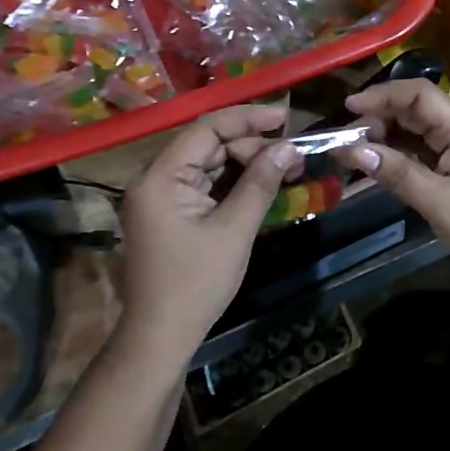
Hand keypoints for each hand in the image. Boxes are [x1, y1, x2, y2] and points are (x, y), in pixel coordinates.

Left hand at [121, 105, 299, 350]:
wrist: (162, 334)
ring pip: (210, 164)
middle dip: (251, 145)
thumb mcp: (234, 229)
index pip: (206, 129)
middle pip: (208, 145)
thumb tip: (289, 148)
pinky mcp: (172, 214)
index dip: (248, 119)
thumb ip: (260, 183)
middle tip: (293, 155)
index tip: (286, 116)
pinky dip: (235, 183)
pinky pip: (207, 186)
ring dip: (247, 163)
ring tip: (286, 168)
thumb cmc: (196, 281)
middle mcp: (156, 179)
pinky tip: (264, 184)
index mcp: (161, 177)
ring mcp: (162, 197)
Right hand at [342, 80, 449, 275]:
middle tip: (345, 139)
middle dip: (378, 117)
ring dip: (382, 136)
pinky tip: (372, 164)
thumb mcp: (439, 202)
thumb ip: (397, 174)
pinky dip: (393, 155)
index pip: (418, 94)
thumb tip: (352, 150)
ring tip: (351, 151)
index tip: (348, 107)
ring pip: (412, 130)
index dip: (382, 95)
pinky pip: (417, 151)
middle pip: (412, 109)